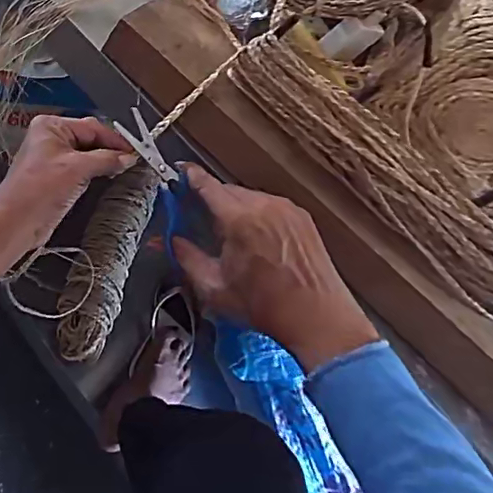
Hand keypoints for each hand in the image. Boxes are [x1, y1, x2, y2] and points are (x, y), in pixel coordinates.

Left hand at [0, 116, 137, 282]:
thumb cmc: (36, 191)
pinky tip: (110, 179)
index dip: (115, 139)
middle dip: (111, 151)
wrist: (14, 223)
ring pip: (88, 156)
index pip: (92, 127)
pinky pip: (83, 171)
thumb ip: (105, 159)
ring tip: (126, 171)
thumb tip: (128, 157)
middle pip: (91, 140)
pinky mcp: (56, 179)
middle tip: (134, 162)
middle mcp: (51, 138)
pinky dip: (97, 174)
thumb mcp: (76, 169)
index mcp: (51, 126)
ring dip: (105, 163)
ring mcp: (53, 159)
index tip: (136, 151)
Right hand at [168, 165, 379, 370]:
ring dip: (235, 209)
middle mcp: (264, 205)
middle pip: (226, 190)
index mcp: (239, 218)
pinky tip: (257, 241)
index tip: (179, 173)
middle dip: (211, 200)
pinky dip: (257, 215)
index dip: (189, 176)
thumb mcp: (214, 287)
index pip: (206, 184)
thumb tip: (173, 241)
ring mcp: (286, 209)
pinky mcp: (301, 218)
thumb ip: (187, 258)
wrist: (318, 319)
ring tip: (233, 238)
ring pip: (249, 197)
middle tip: (200, 219)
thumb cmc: (267, 307)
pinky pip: (269, 206)